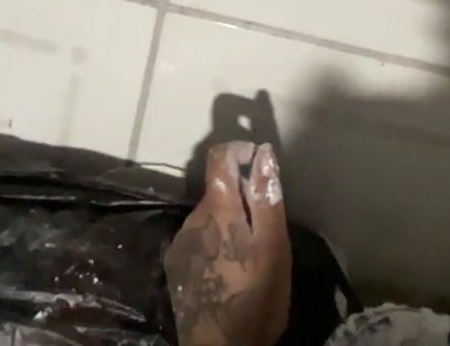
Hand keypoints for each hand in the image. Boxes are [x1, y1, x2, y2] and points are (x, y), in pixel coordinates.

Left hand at [165, 142, 291, 345]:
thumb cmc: (255, 299)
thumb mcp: (274, 248)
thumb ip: (267, 197)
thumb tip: (263, 152)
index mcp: (218, 209)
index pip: (219, 157)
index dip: (238, 150)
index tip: (257, 160)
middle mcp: (193, 218)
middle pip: (217, 191)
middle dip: (240, 200)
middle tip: (262, 232)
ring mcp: (180, 242)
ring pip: (208, 217)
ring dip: (226, 225)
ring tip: (246, 259)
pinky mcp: (175, 264)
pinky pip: (198, 239)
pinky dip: (214, 244)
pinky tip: (227, 273)